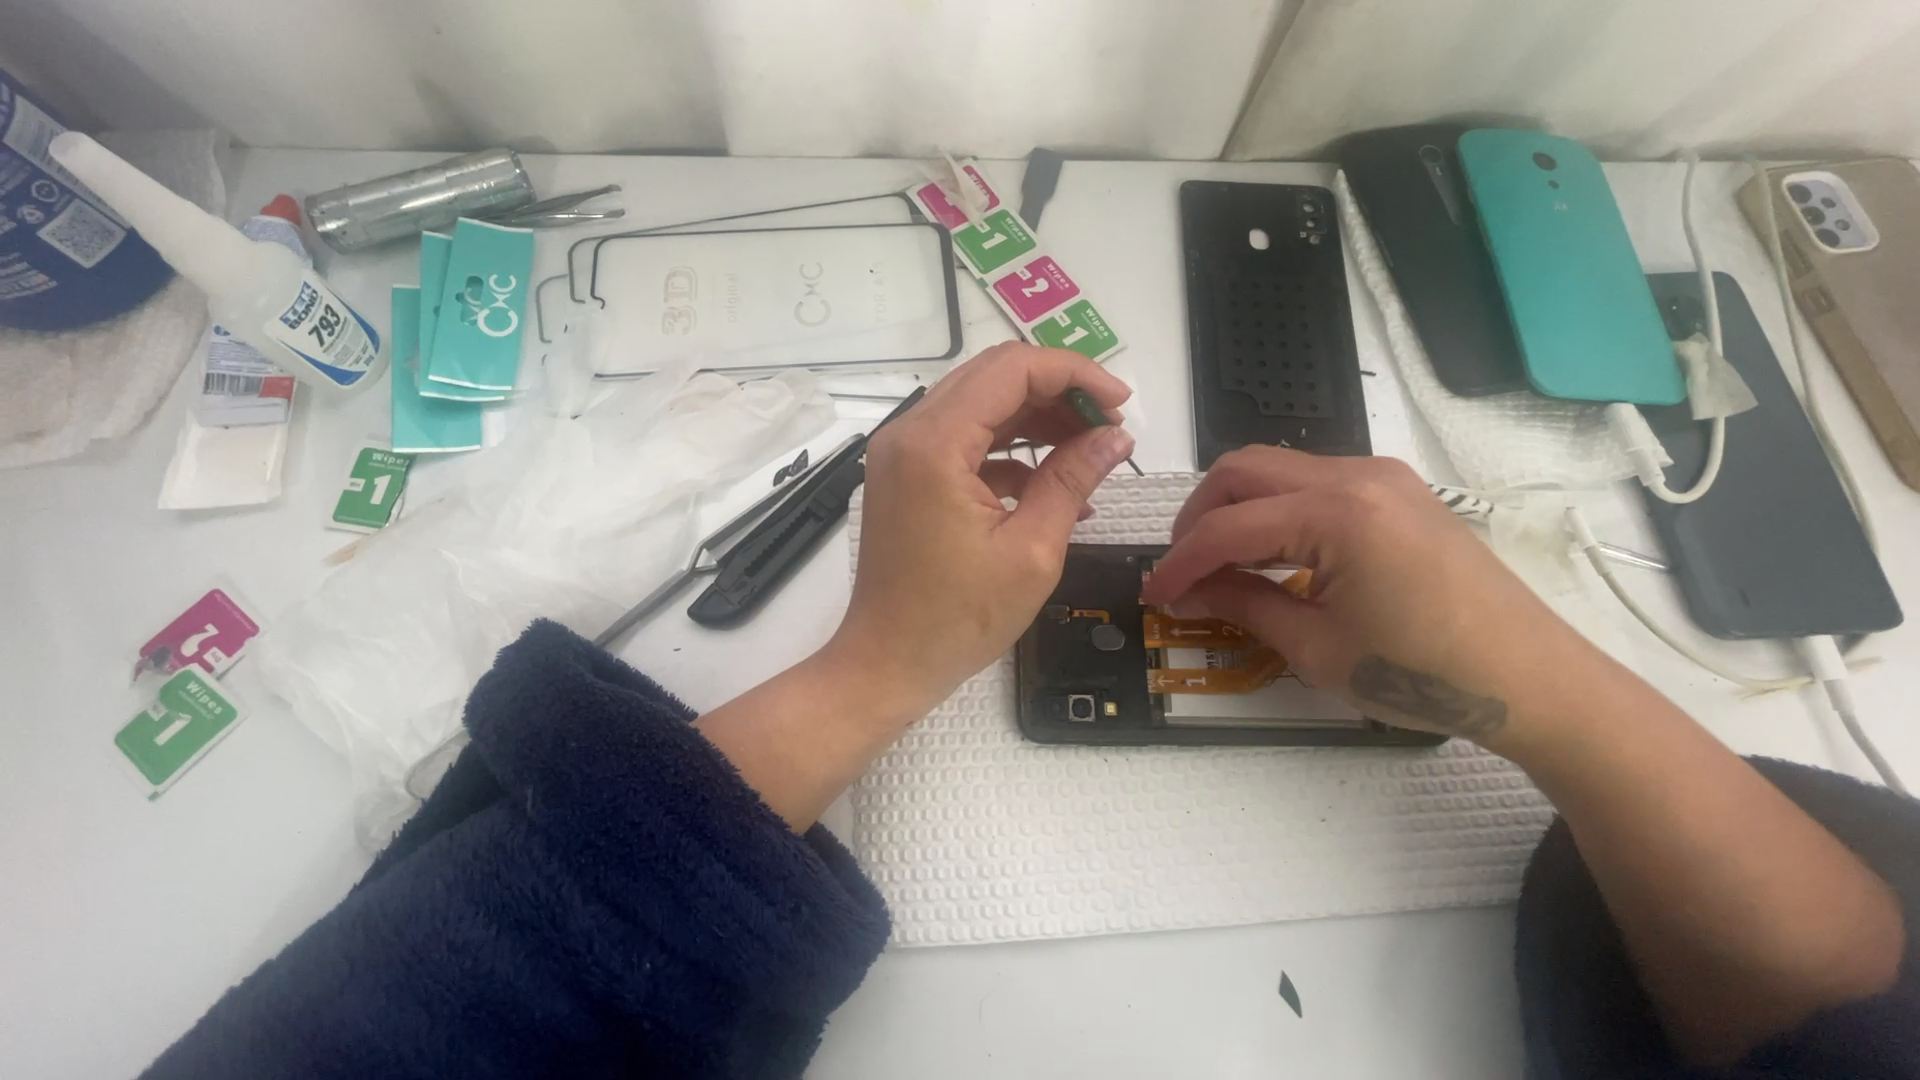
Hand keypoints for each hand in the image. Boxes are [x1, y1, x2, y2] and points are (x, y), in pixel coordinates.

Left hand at [825, 343, 1136, 719]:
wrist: (889, 663)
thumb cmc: (958, 619)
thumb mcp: (1031, 550)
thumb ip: (1073, 479)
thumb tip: (1117, 437)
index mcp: (934, 444)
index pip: (1012, 370)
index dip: (1075, 375)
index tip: (1121, 404)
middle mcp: (908, 433)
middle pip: (993, 378)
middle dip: (1058, 392)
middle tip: (1109, 427)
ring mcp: (902, 454)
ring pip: (980, 405)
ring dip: (1036, 418)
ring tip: (1090, 449)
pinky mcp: (906, 476)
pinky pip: (964, 441)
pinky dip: (1009, 450)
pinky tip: (1053, 482)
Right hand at [1139, 447, 1596, 747]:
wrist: (1530, 681)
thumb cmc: (1423, 674)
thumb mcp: (1316, 647)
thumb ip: (1242, 605)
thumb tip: (1186, 590)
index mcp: (1338, 513)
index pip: (1228, 527)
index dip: (1180, 561)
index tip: (1154, 593)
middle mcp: (1357, 475)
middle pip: (1242, 470)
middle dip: (1198, 516)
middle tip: (1182, 567)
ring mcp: (1382, 477)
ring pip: (1276, 468)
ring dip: (1235, 509)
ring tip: (1220, 564)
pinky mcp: (1397, 491)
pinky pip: (1312, 481)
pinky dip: (1276, 509)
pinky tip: (1271, 554)